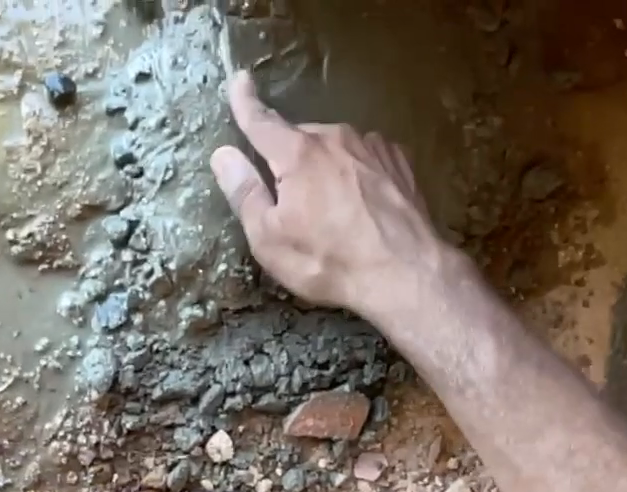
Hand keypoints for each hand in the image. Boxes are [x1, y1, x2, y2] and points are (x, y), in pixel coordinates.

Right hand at [210, 71, 450, 323]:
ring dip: (324, 167)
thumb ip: (245, 193)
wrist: (403, 273)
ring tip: (328, 210)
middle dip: (288, 159)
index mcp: (297, 154)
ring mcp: (371, 146)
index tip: (238, 83)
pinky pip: (364, 158)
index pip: (262, 122)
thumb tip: (223, 155)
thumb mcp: (270, 238)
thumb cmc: (327, 260)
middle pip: (300, 139)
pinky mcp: (398, 162)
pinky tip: (359, 204)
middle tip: (288, 200)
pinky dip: (354, 173)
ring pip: (334, 148)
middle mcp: (335, 137)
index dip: (245, 104)